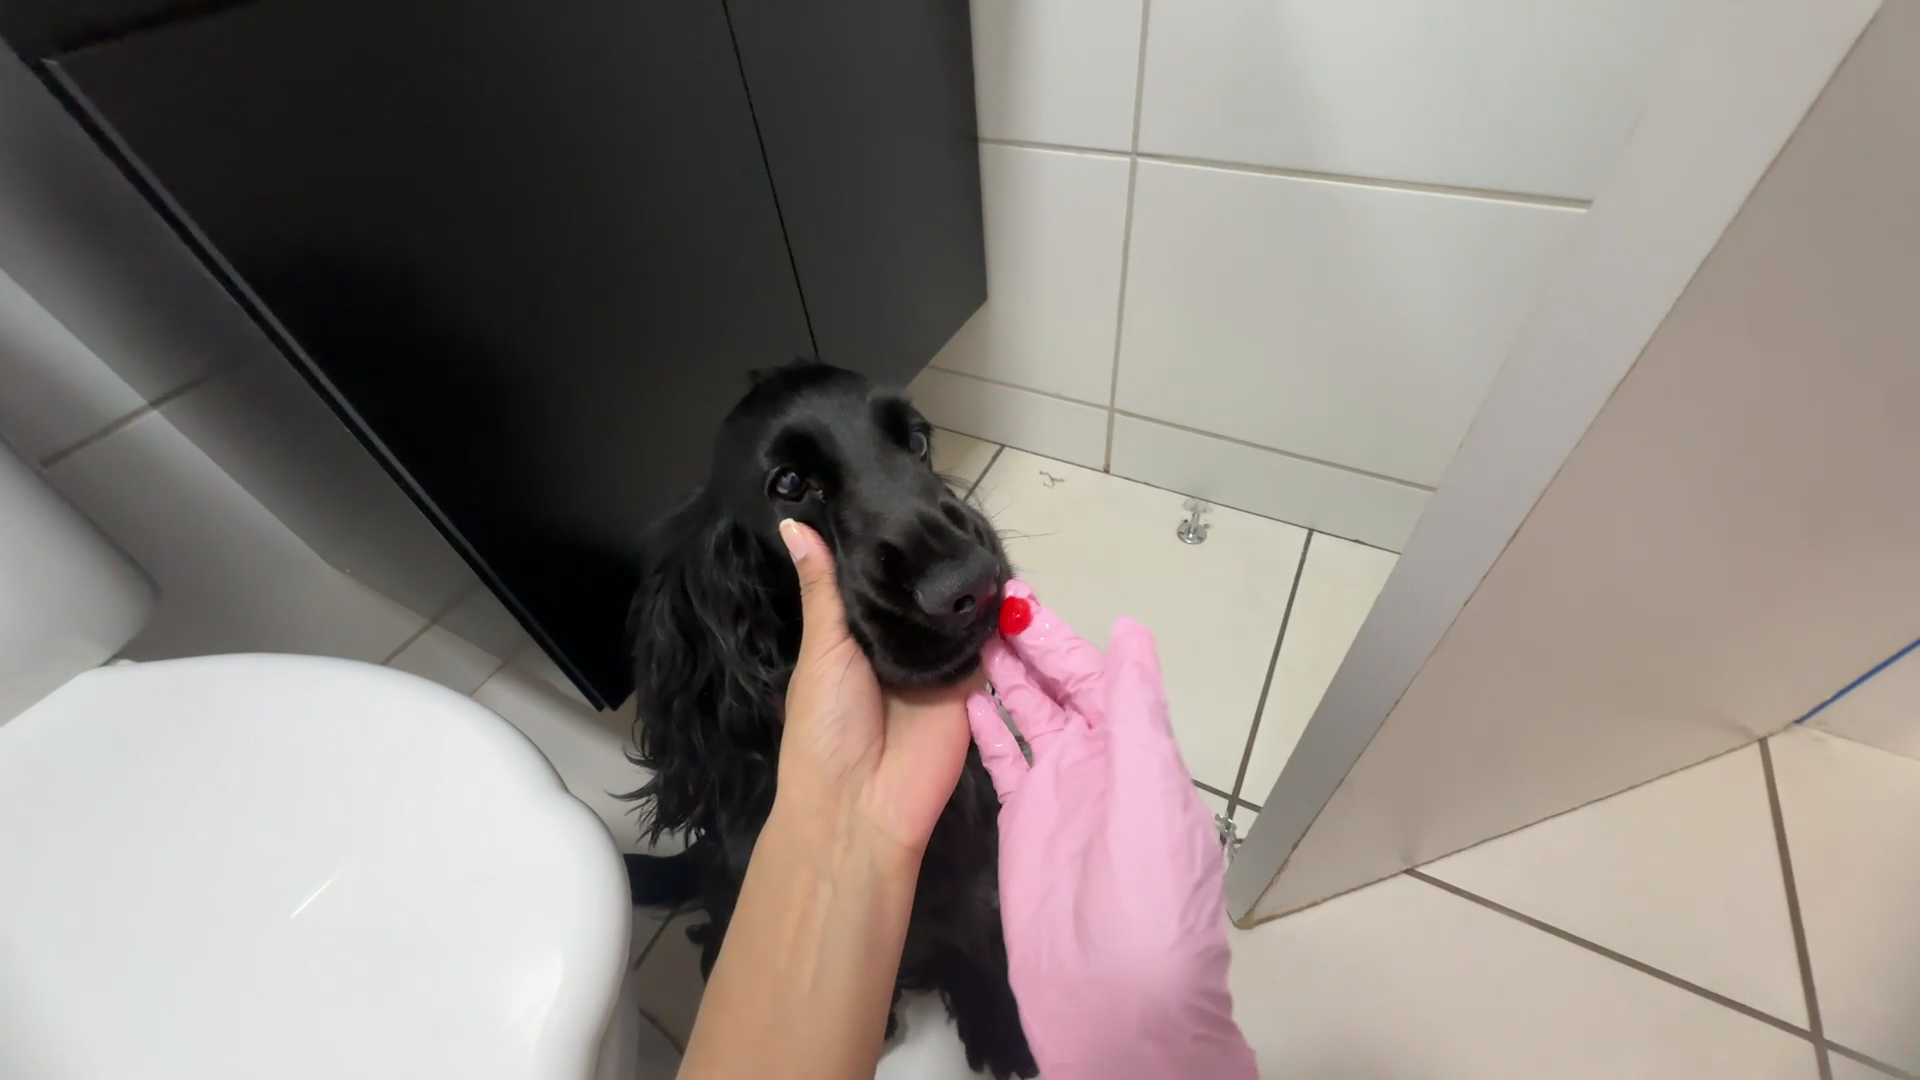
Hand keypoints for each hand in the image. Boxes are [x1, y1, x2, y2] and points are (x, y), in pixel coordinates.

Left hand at [772, 519, 974, 860]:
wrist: (865, 803)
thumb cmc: (827, 723)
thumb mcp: (822, 648)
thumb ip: (823, 588)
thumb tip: (792, 521)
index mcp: (859, 632)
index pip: (880, 577)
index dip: (890, 543)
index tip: (903, 490)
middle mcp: (900, 641)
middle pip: (921, 592)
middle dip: (933, 558)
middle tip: (949, 502)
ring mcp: (939, 660)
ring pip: (955, 612)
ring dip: (965, 583)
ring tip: (977, 528)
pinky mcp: (974, 679)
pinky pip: (987, 642)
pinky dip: (993, 615)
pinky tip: (1000, 574)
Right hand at [966, 581, 1257, 1079]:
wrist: (1119, 1007)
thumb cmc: (1148, 899)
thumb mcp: (1153, 792)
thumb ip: (1136, 709)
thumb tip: (1132, 629)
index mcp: (1132, 749)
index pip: (1092, 674)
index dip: (1058, 635)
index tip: (1018, 599)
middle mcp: (1094, 760)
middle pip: (1056, 686)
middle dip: (1026, 646)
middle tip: (983, 606)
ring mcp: (1055, 789)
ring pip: (1025, 714)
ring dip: (1002, 676)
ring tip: (967, 637)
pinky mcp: (1021, 819)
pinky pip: (1002, 759)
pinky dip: (984, 726)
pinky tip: (964, 697)